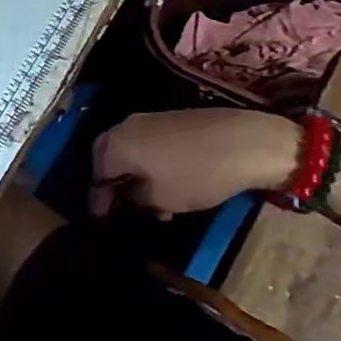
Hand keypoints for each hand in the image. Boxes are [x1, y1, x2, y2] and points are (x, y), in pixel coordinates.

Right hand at [90, 109, 300, 218]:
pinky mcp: (171, 118)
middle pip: (109, 160)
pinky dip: (152, 166)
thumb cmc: (196, 174)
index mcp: (114, 145)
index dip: (98, 202)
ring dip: (136, 178)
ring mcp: (149, 119)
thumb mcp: (159, 199)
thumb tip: (126, 195)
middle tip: (124, 211)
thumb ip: (132, 199)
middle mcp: (125, 126)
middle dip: (115, 186)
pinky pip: (149, 146)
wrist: (244, 142)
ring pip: (131, 153)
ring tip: (154, 207)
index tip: (102, 222)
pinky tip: (169, 187)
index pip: (95, 178)